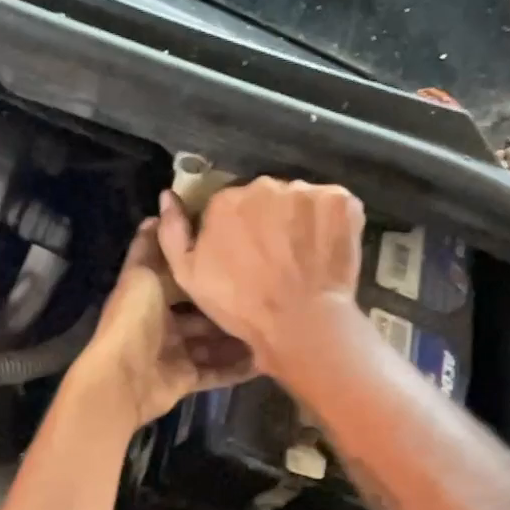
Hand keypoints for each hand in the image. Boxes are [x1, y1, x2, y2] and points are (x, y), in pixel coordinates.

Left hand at [69, 219, 256, 430]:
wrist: (122, 378)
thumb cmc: (133, 319)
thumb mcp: (142, 274)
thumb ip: (152, 247)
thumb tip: (158, 211)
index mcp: (148, 295)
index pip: (180, 278)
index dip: (202, 267)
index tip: (236, 253)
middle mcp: (162, 323)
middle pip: (201, 313)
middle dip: (227, 306)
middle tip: (267, 294)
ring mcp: (174, 354)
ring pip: (212, 343)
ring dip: (237, 337)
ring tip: (274, 325)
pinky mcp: (185, 380)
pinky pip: (216, 372)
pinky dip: (238, 368)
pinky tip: (266, 359)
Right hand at [157, 177, 366, 379]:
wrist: (299, 322)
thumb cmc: (238, 304)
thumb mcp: (188, 275)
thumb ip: (173, 232)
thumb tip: (167, 196)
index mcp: (225, 201)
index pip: (230, 206)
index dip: (237, 231)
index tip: (244, 255)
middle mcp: (264, 186)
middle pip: (266, 197)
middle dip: (269, 221)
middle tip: (275, 257)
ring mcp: (307, 192)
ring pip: (300, 200)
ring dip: (300, 220)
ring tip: (303, 256)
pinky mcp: (342, 201)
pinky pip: (333, 205)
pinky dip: (331, 222)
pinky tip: (325, 249)